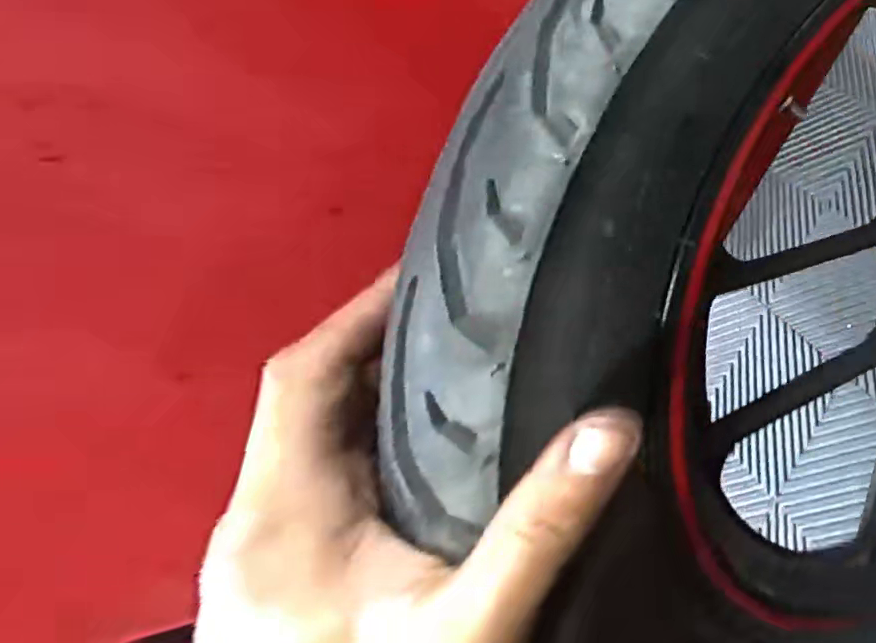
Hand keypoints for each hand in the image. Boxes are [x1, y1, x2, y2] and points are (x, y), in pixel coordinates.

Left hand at [197, 267, 640, 642]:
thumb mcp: (465, 622)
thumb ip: (539, 526)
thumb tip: (615, 426)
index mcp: (279, 515)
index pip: (301, 374)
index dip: (361, 309)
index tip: (432, 268)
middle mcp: (261, 526)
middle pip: (314, 398)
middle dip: (388, 340)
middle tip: (476, 307)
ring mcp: (271, 559)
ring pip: (323, 438)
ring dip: (389, 388)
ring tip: (471, 356)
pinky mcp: (291, 584)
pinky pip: (337, 475)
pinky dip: (386, 434)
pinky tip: (445, 447)